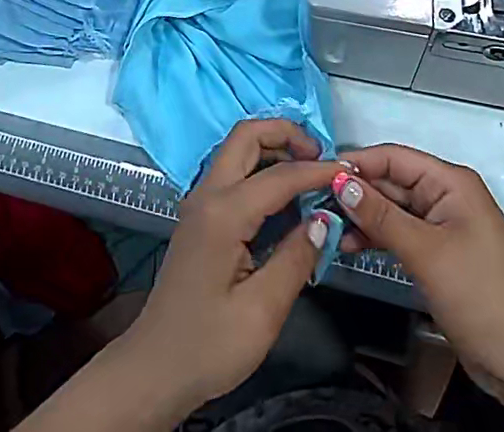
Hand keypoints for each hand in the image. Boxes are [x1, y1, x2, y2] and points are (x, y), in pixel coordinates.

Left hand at [114, 119, 343, 413]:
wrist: (154, 370)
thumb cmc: (208, 345)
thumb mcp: (262, 310)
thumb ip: (297, 257)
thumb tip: (325, 217)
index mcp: (223, 214)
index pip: (280, 175)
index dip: (319, 171)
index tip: (349, 173)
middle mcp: (207, 195)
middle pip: (246, 135)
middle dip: (287, 134)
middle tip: (322, 158)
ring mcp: (200, 202)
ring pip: (237, 148)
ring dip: (273, 147)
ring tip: (309, 172)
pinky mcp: (200, 215)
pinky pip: (233, 170)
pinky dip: (261, 165)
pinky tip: (284, 194)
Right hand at [332, 145, 503, 400]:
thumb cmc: (486, 298)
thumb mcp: (426, 252)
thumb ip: (381, 215)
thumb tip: (343, 183)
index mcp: (452, 183)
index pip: (395, 158)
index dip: (358, 163)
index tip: (321, 174)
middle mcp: (447, 196)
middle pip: (392, 181)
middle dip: (357, 192)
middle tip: (318, 204)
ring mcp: (443, 225)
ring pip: (393, 208)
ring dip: (363, 216)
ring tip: (330, 228)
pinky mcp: (439, 252)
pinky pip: (400, 232)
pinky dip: (377, 236)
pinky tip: (353, 245)